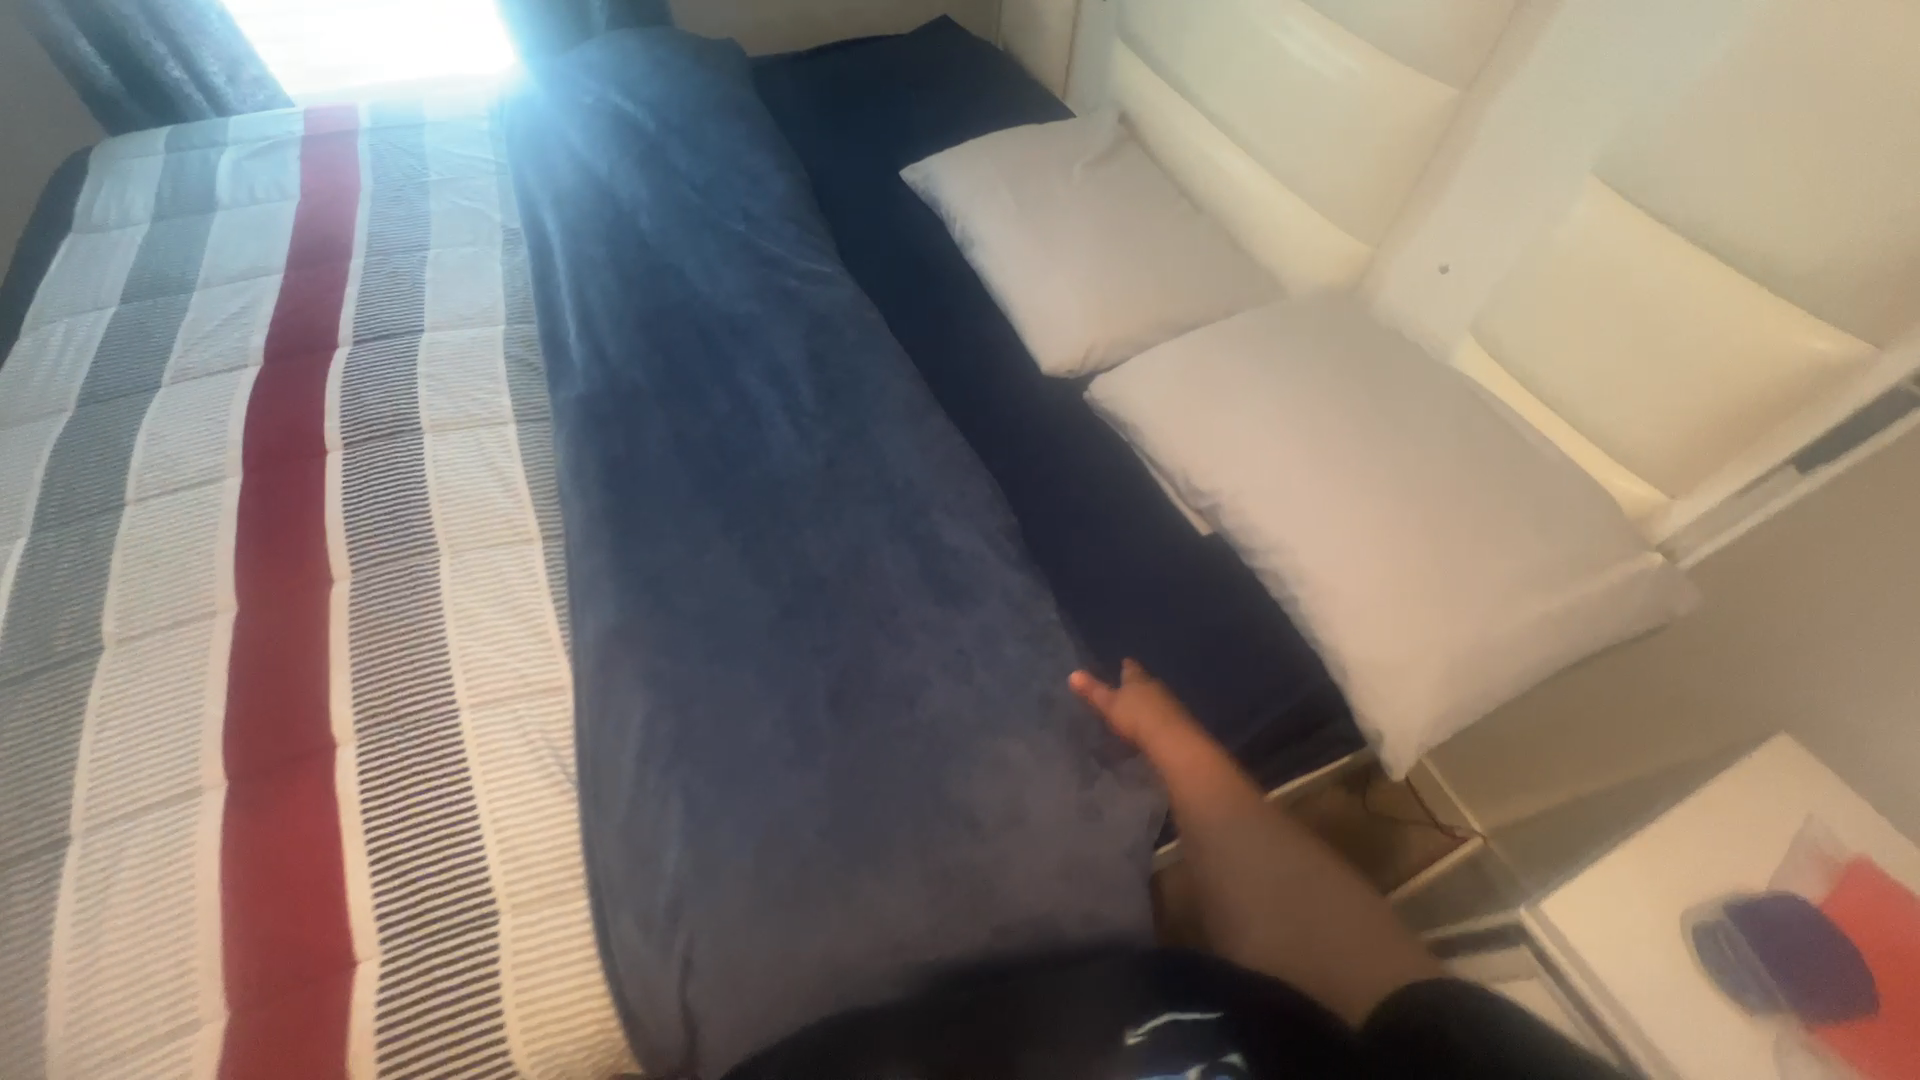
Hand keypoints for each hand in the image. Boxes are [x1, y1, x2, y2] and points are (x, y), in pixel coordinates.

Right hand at [1068, 659, 1200, 750]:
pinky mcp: (1179, 722)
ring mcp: (1170, 704)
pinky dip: (1157, 720)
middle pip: (1146, 681)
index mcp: (1138, 679)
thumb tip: (1072, 674)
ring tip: (1139, 709)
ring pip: (1157, 698)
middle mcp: (1156, 686)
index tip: (1125, 661)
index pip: (1131, 668)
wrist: (1172, 739)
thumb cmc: (1135, 717)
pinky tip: (1152, 729)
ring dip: (1149, 703)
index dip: (1127, 665)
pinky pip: (1164, 717)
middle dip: (1138, 684)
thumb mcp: (1108, 704)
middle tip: (1130, 686)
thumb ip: (1092, 690)